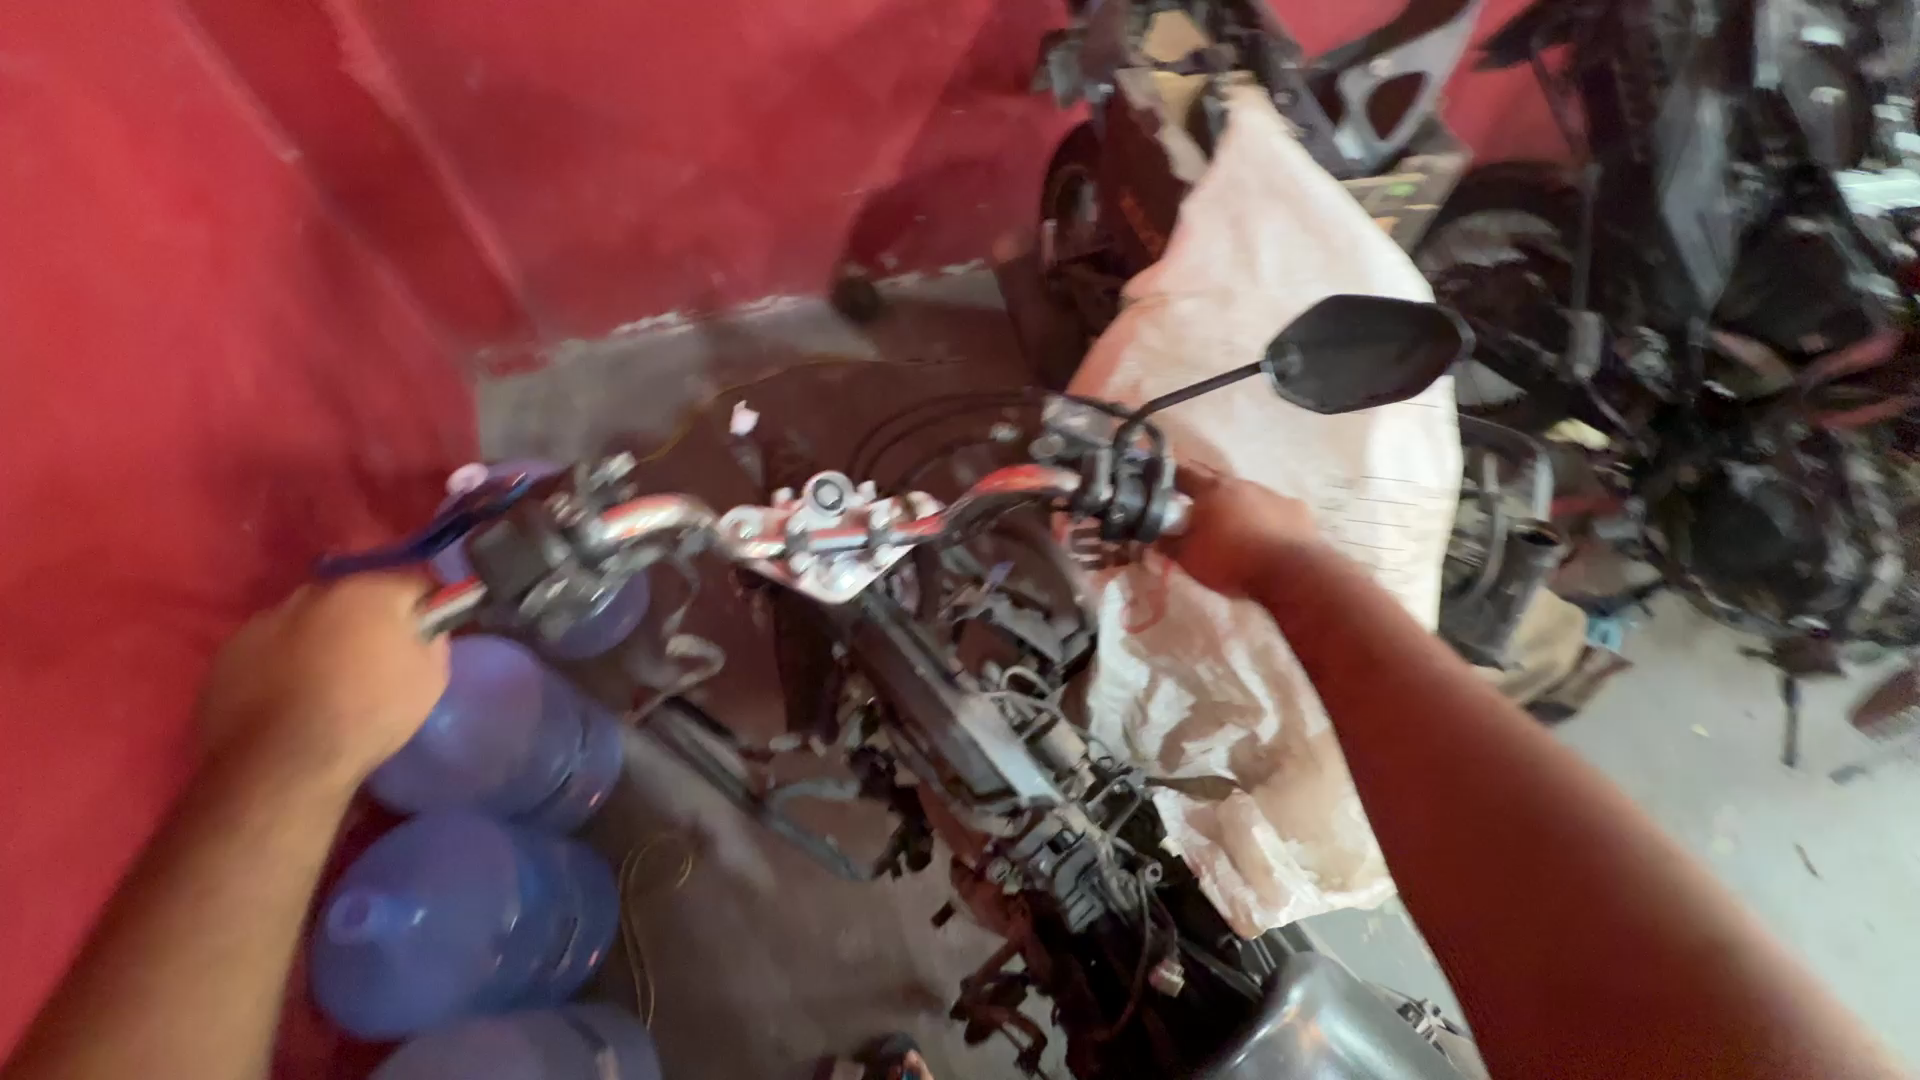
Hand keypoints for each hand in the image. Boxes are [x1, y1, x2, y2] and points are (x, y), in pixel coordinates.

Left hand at [196, 574, 449, 785]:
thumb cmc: (368, 713)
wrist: (280, 763)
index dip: (430, 607)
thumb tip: (422, 629)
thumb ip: (431, 639)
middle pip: (359, 597)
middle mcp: (314, 592)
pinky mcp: (229, 650)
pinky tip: (295, 691)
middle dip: (374, 619)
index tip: (432, 632)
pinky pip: (275, 644)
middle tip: (381, 657)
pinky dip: (289, 658)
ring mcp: (265, 619)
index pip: (416, 584)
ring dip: (328, 636)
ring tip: (331, 678)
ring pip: (313, 619)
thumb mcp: (431, 678)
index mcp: (369, 591)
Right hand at [1161, 464, 1326, 597]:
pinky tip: (1263, 534)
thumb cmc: (1231, 561)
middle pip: (1215, 478)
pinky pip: (1272, 508)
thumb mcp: (1188, 559)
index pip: (1182, 473)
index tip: (1160, 483)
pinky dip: (1263, 516)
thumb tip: (1153, 536)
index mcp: (1211, 491)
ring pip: (1245, 493)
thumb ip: (1168, 544)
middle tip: (1191, 502)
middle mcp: (1241, 484)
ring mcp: (1271, 494)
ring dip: (1234, 503)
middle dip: (1201, 487)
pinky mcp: (1296, 510)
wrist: (1291, 572)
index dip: (1169, 477)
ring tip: (1229, 523)